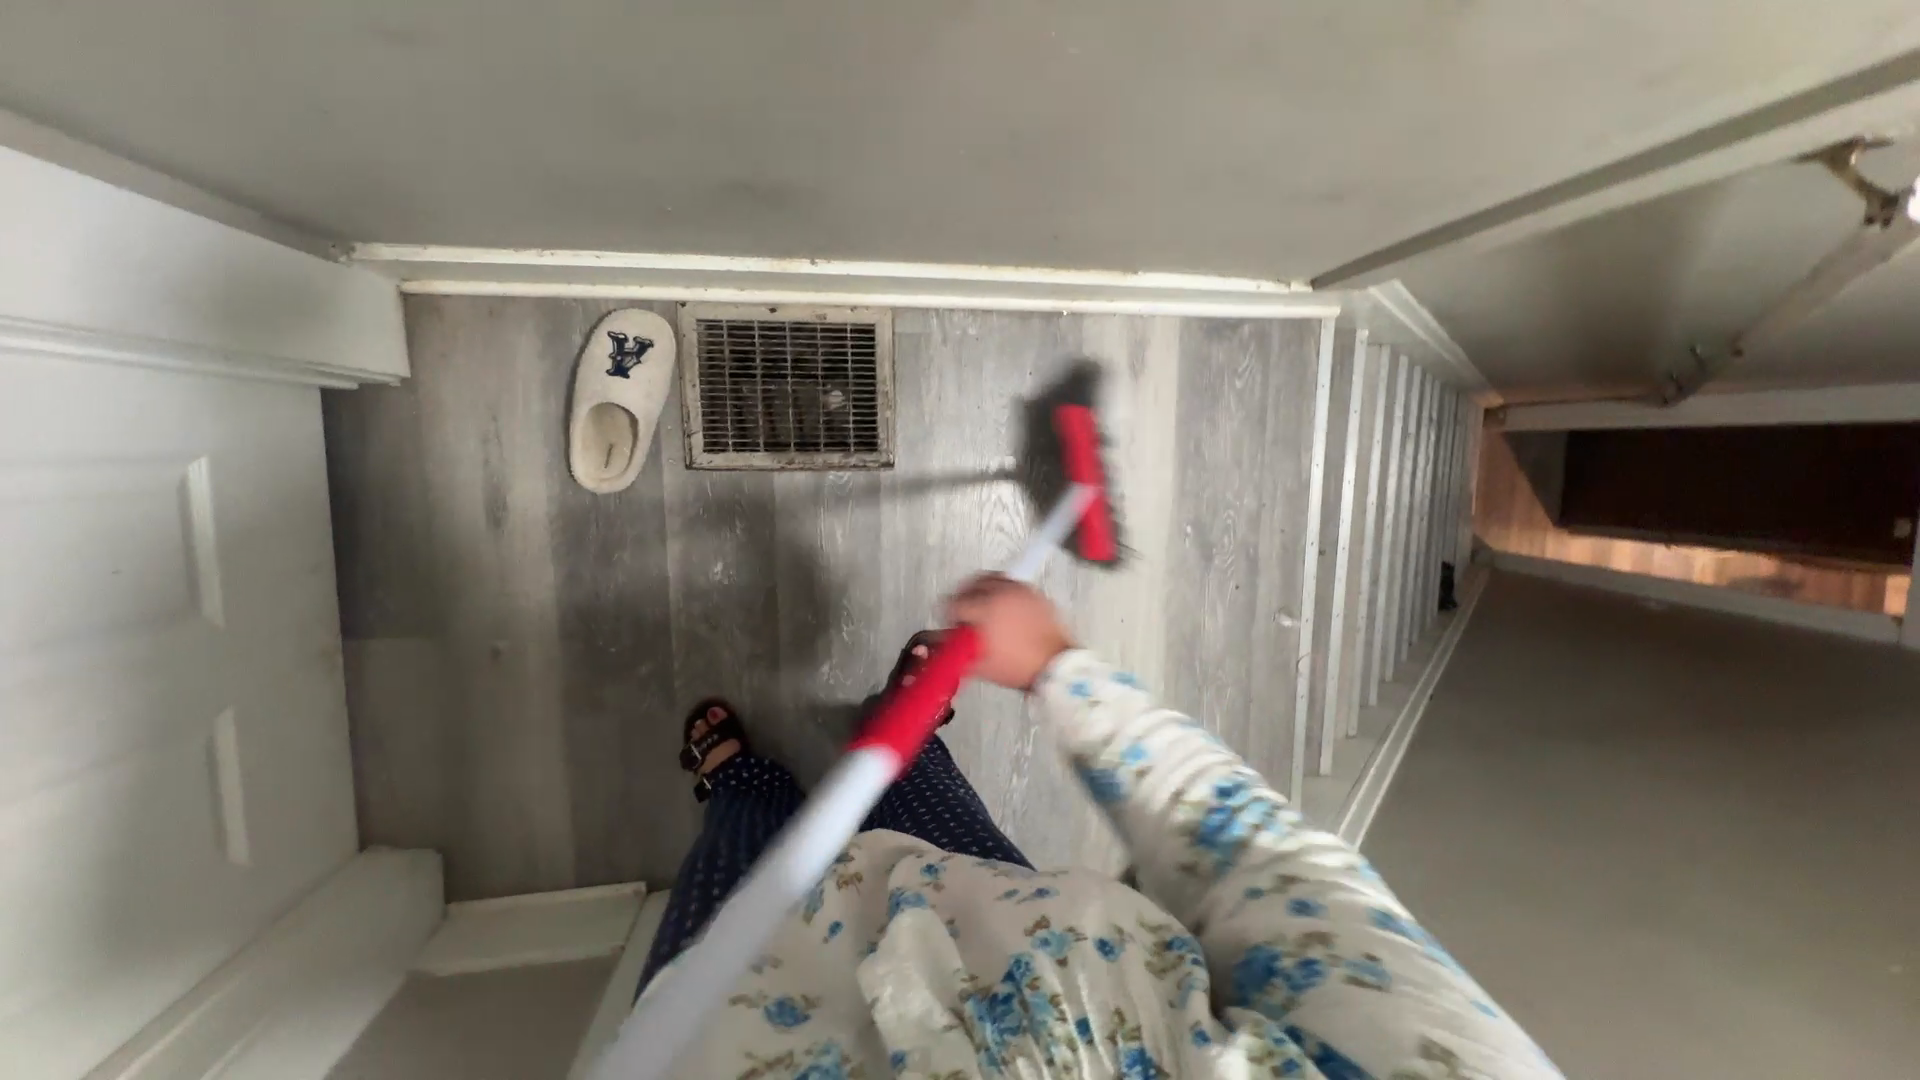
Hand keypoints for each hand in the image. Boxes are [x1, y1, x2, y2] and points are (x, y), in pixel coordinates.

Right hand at [945, 574, 1072, 689]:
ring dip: (983, 588)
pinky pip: (1014, 583)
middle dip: (963, 595)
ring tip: (980, 600)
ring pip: (993, 578)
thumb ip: (958, 649)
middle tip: (962, 607)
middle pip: (972, 583)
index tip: (950, 618)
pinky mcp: (1035, 594)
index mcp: (985, 609)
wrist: (1055, 666)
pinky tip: (1003, 603)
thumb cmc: (1021, 667)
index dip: (948, 612)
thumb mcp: (980, 664)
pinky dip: (1004, 590)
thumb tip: (947, 643)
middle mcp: (1002, 594)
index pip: (955, 603)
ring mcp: (1020, 591)